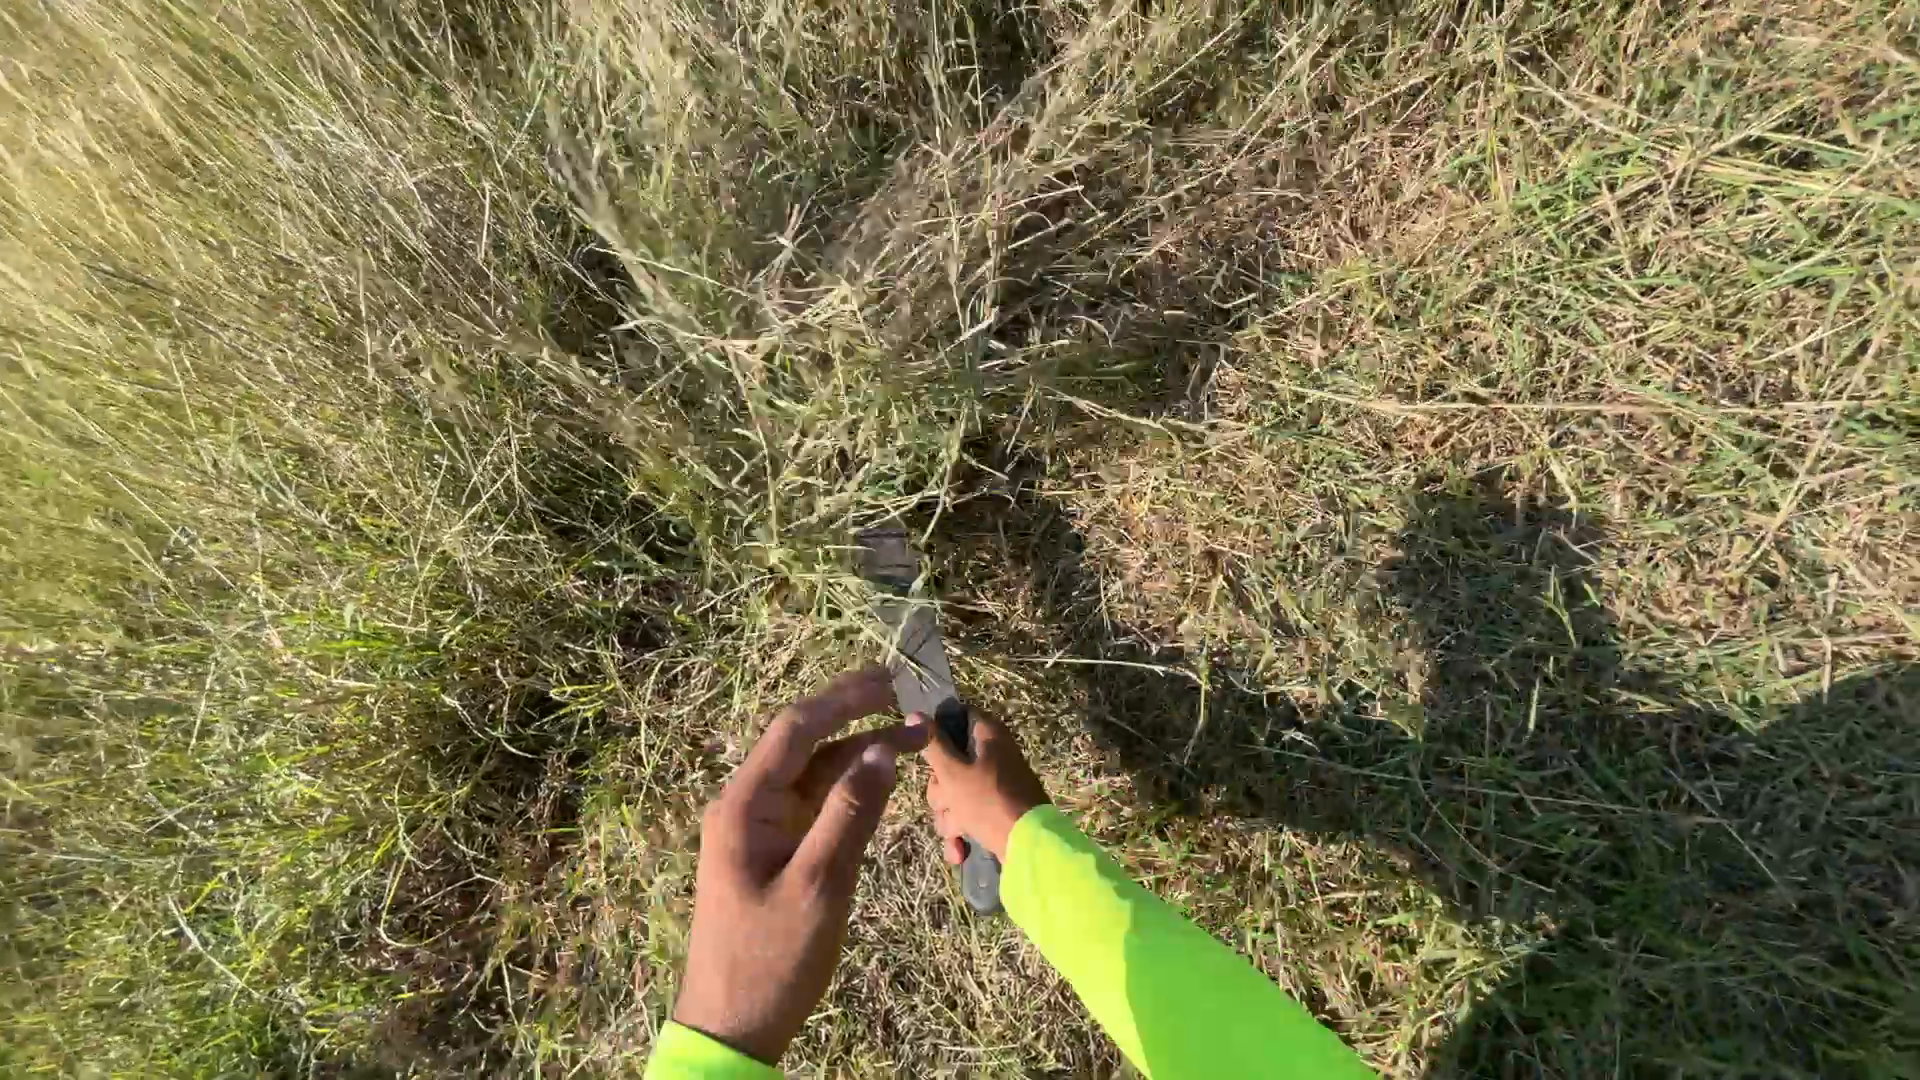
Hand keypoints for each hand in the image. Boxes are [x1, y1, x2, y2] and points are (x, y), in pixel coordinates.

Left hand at [672, 665, 927, 1063]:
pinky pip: (819, 799)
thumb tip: (884, 749)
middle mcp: (750, 802)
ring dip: (860, 748)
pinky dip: (853, 782)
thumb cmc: (771, 959)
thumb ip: (850, 812)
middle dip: (852, 710)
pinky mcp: (780, 845)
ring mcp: (765, 824)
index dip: (842, 699)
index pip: (795, 730)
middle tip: (898, 686)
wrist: (733, 1028)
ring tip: (913, 731)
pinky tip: (884, 771)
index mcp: (744, 803)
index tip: (887, 681)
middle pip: (804, 740)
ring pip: (816, 768)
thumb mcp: (818, 885)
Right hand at [921, 711, 1048, 862]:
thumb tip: (914, 715)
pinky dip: (961, 833)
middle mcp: (992, 754)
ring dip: (950, 817)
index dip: (937, 738)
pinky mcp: (994, 811)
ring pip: (953, 794)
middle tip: (950, 801)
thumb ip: (932, 744)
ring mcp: (994, 784)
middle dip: (942, 792)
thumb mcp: (954, 772)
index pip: (954, 719)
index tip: (931, 758)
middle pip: (948, 764)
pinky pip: (966, 816)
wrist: (1029, 848)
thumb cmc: (989, 802)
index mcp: (987, 735)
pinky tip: (961, 850)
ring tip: (960, 831)